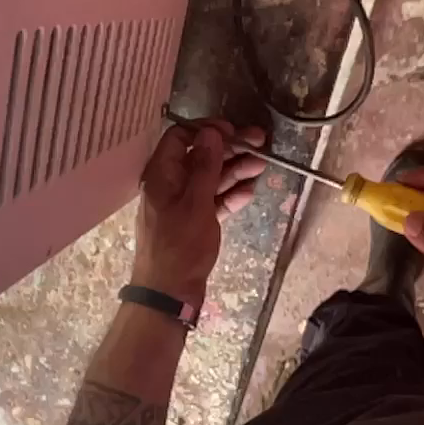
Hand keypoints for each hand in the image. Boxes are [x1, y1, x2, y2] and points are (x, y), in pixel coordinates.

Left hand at [130, 120, 266, 304]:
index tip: (232, 132)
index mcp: (161, 175)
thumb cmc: (180, 247)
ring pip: (210, 179)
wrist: (169, 294)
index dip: (206, 130)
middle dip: (229, 149)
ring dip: (235, 171)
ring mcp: (182, 204)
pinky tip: (250, 192)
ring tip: (262, 165)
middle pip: (200, 156)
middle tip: (260, 143)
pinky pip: (213, 201)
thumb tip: (211, 133)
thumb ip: (204, 167)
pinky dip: (230, 196)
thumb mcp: (195, 204)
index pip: (180, 137)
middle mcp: (170, 185)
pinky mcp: (194, 222)